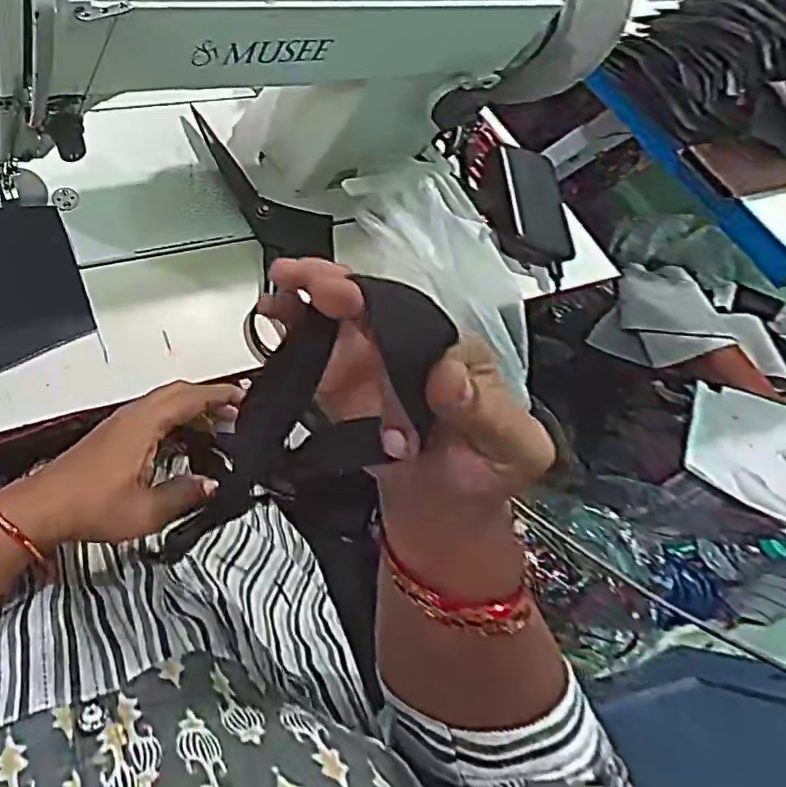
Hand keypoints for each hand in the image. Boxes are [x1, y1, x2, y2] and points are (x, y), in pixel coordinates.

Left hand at [0, 381, 242, 549]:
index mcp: (144, 424)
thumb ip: (184, 495)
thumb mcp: (146, 511)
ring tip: (216, 429)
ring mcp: (120, 423)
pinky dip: (174, 419)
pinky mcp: (113, 434)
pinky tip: (183, 442)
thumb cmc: (88, 506)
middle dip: (209, 399)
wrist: (44, 507)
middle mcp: (132, 416)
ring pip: (164, 403)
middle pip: (178, 392)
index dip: (220, 396)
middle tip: (234, 412)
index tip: (243, 397)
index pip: (190, 397)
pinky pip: (152, 415)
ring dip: (191, 409)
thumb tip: (209, 485)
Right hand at [254, 259, 554, 506]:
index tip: (347, 298)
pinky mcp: (336, 386)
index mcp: (443, 347)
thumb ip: (486, 410)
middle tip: (303, 280)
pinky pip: (308, 355)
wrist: (446, 506)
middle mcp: (400, 347)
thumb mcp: (513, 446)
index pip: (406, 313)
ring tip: (280, 292)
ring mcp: (364, 363)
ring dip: (303, 299)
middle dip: (330, 283)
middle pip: (363, 301)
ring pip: (331, 318)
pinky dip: (286, 337)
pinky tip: (273, 321)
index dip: (372, 300)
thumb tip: (449, 376)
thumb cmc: (484, 467)